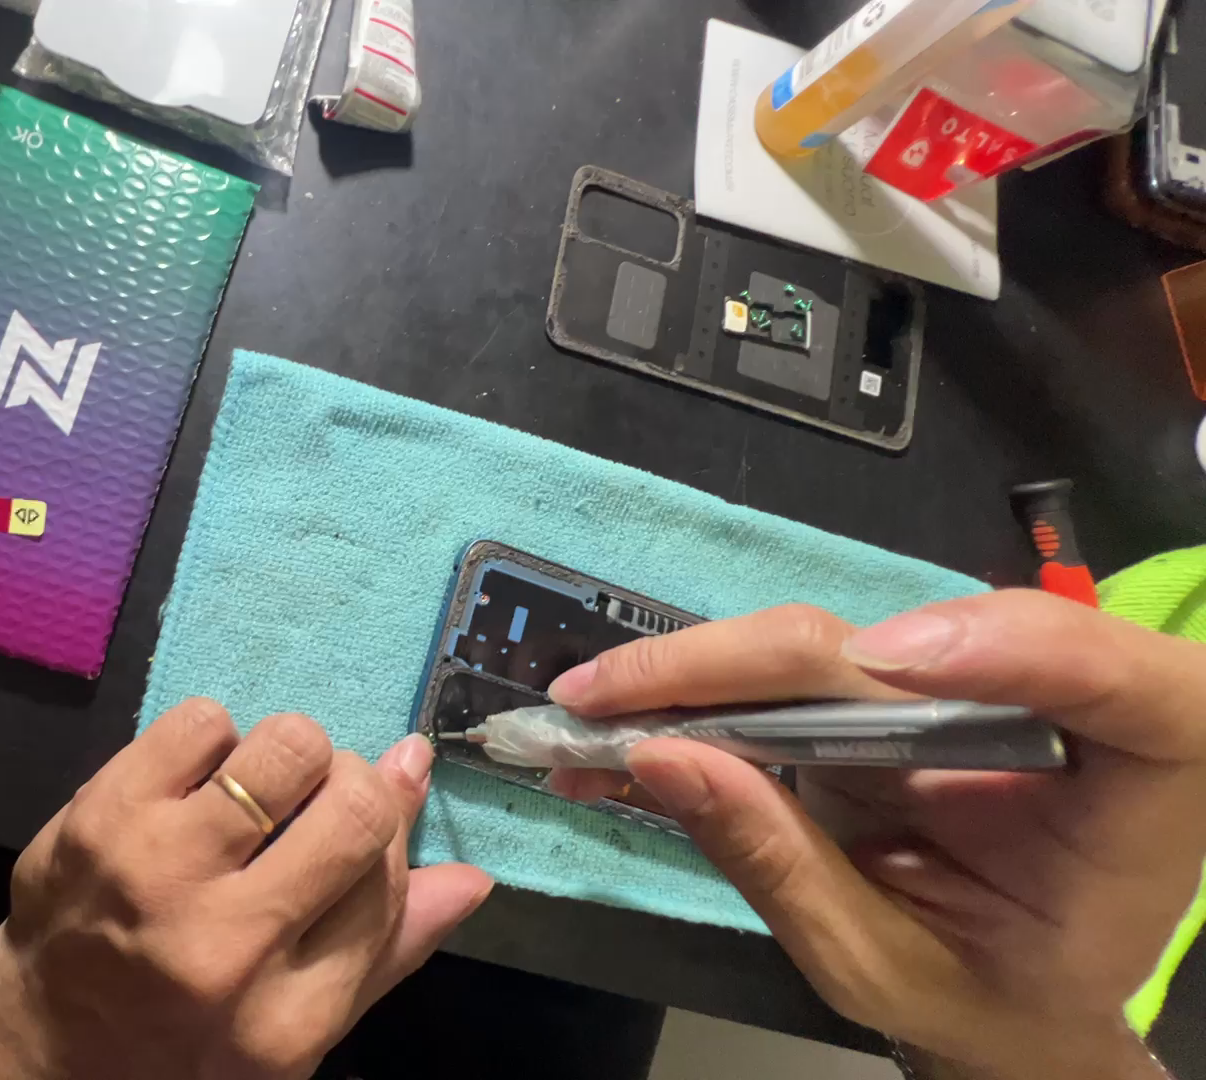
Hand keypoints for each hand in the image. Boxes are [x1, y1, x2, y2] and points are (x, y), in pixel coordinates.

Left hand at [0, 699, 491, 1079]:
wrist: (42, 1041)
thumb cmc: (185, 1040)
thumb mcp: (296, 1031)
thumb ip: (386, 948)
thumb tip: (473, 876)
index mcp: (289, 1013)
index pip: (389, 873)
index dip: (388, 825)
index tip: (367, 808)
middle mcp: (227, 942)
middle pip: (351, 804)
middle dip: (348, 781)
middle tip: (311, 798)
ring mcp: (157, 868)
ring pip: (284, 746)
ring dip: (286, 753)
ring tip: (252, 789)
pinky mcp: (103, 810)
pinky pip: (206, 719)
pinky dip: (217, 733)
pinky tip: (196, 778)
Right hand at [547, 592, 1203, 1079]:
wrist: (981, 989)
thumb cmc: (976, 992)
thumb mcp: (882, 965)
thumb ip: (783, 867)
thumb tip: (660, 757)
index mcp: (1119, 787)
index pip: (1124, 685)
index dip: (1017, 647)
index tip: (880, 664)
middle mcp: (1014, 712)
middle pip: (867, 648)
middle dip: (717, 664)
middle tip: (596, 698)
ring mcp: (916, 693)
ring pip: (785, 647)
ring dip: (669, 676)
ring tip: (578, 716)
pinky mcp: (842, 695)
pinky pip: (748, 677)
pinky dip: (667, 701)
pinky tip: (602, 734)